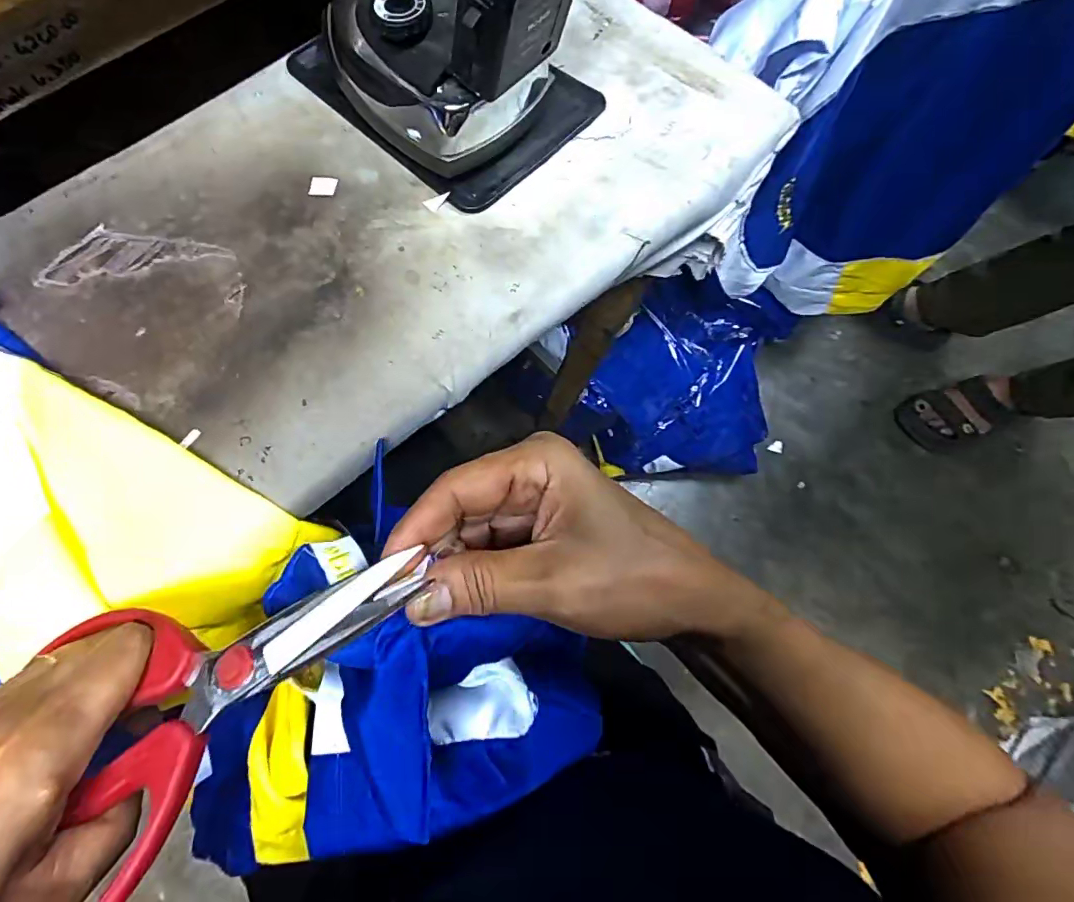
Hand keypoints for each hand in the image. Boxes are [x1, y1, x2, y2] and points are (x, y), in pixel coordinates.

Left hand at [0, 624, 151, 901]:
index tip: (189, 694)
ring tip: (106, 739)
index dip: (173, 659)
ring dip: (106, 679)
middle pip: (105, 642)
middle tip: (155, 722)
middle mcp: (4, 716)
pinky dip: (66, 692)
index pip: (131, 648)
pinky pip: (32, 682)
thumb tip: (141, 776)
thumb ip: (120, 820)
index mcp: (39, 750)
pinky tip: (56, 748)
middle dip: (146, 667)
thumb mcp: (52, 892)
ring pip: (70, 657)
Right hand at [383, 433, 786, 641]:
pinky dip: (472, 574)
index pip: (456, 488)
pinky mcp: (541, 528)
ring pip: (472, 531)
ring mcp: (537, 499)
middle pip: (460, 508)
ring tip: (419, 610)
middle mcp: (531, 471)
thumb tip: (408, 600)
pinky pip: (492, 547)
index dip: (414, 530)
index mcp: (536, 462)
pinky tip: (454, 601)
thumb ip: (476, 586)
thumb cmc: (629, 579)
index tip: (382, 580)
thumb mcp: (550, 583)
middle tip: (396, 606)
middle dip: (430, 554)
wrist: (690, 598)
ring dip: (448, 568)